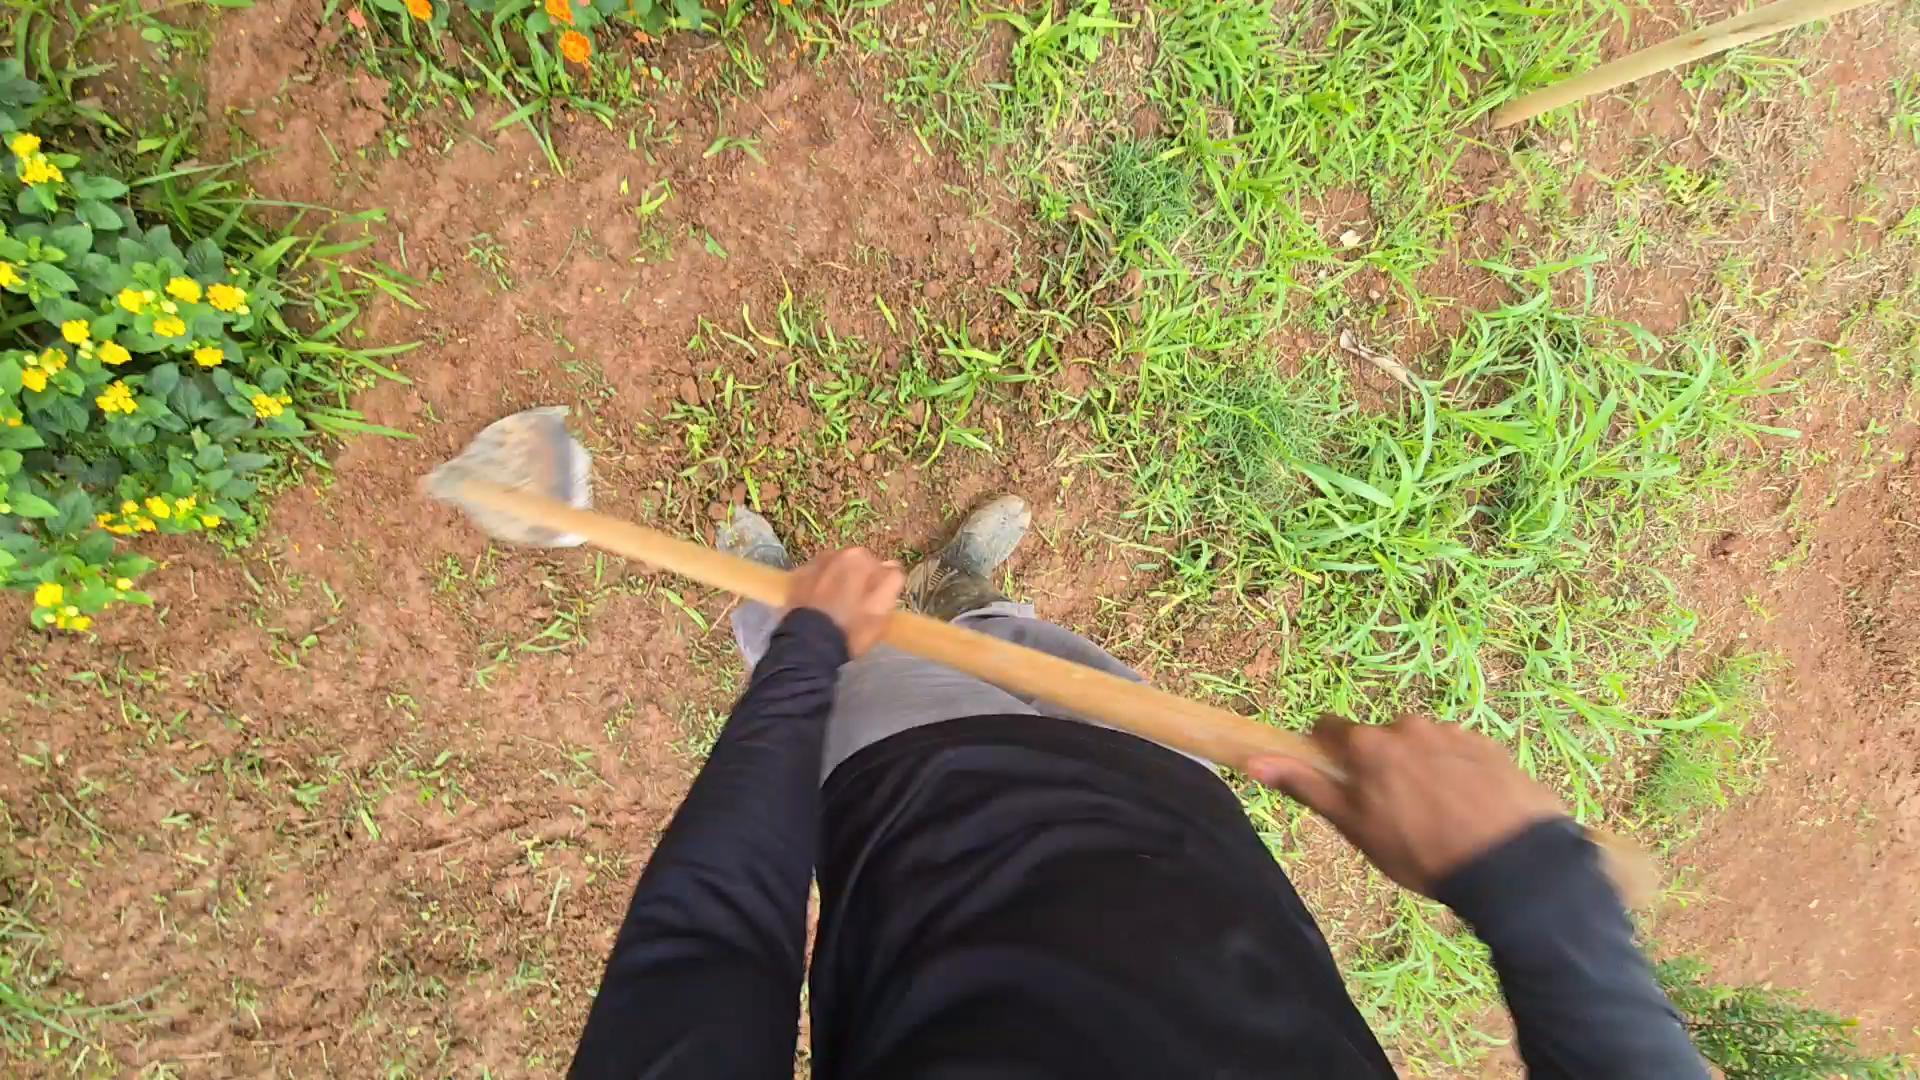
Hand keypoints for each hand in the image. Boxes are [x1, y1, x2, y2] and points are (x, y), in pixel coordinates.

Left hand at [785, 548, 903, 656]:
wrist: (809, 644)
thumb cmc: (852, 628)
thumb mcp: (882, 609)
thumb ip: (892, 581)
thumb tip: (891, 565)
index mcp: (861, 558)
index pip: (882, 568)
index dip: (880, 586)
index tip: (876, 603)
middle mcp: (837, 553)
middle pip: (857, 565)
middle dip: (859, 580)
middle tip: (856, 605)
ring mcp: (815, 564)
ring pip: (837, 570)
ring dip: (839, 581)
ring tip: (836, 605)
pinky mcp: (797, 577)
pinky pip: (817, 578)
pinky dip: (820, 586)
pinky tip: (820, 603)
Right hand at [1247, 714, 1565, 896]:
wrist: (1520, 871)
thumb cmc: (1422, 851)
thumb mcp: (1355, 826)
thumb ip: (1305, 786)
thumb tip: (1253, 761)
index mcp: (1368, 743)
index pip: (1329, 728)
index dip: (1331, 754)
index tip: (1345, 782)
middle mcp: (1406, 725)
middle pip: (1379, 738)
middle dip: (1381, 764)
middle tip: (1399, 809)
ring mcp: (1452, 733)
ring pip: (1421, 744)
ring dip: (1421, 766)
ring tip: (1443, 814)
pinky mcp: (1491, 746)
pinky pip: (1461, 751)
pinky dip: (1459, 772)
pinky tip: (1473, 808)